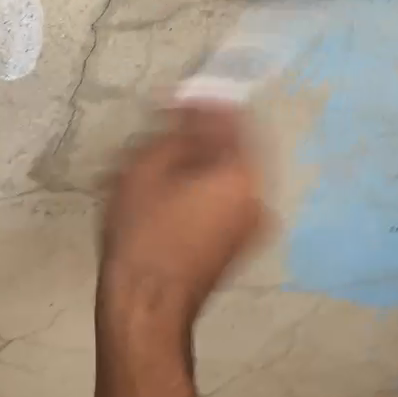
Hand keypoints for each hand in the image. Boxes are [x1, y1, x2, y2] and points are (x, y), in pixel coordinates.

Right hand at [98, 103, 264, 337]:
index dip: (203, 101)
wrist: (147, 301)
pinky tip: (153, 201)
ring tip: (140, 175)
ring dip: (183, 168)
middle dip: (186, 141)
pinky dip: (190, 192)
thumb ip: (174, 132)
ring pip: (218, 178)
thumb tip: (192, 107)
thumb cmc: (141, 231)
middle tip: (146, 142)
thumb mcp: (146, 169)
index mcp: (242, 175)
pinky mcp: (233, 246)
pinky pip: (216, 202)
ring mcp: (249, 227)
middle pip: (226, 150)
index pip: (232, 118)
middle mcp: (258, 198)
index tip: (172, 95)